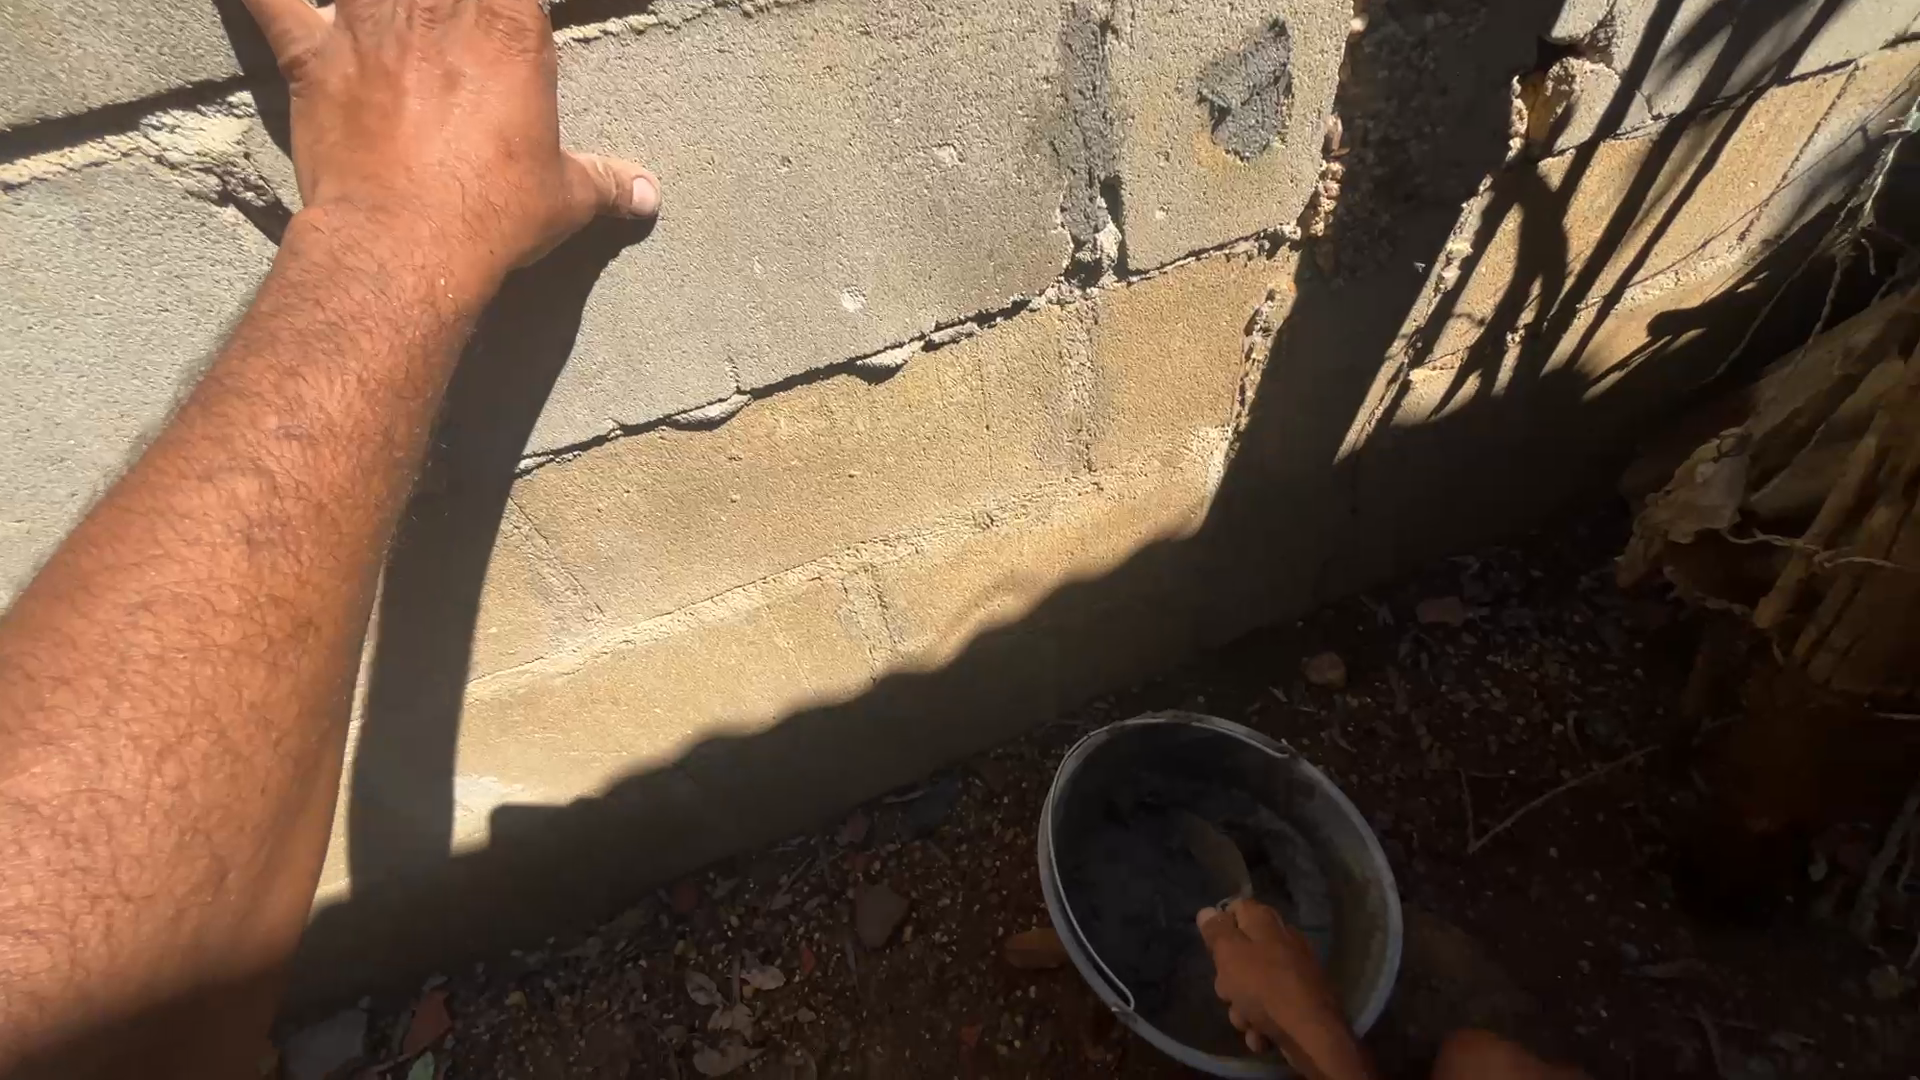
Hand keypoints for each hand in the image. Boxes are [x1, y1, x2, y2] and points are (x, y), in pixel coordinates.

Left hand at [240, 0, 659, 287]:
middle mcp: (436, 6)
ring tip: (404, 6)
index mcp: (510, 31)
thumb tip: (649, 194)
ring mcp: (364, 20)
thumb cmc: (499, 212)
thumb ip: (610, 184)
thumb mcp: (570, 200)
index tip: (528, 15)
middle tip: (464, 11)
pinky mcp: (312, 53)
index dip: (523, 1)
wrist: (411, 242)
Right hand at [1197, 900, 1375, 1079]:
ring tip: (1246, 1023)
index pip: (1234, 908)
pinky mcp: (1302, 1000)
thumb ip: (1216, 930)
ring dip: (1243, 1006)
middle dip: (1228, 978)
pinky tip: (1260, 1035)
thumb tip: (1207, 911)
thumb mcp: (1229, 954)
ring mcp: (1295, 971)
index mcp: (1264, 921)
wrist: (1313, 1036)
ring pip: (1254, 983)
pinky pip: (1272, 1004)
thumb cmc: (1264, 987)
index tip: (1213, 949)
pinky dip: (1263, 1021)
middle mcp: (1282, 939)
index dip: (1219, 928)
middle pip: (1241, 951)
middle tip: (1227, 992)